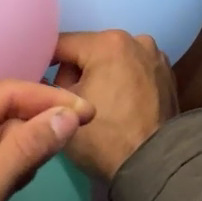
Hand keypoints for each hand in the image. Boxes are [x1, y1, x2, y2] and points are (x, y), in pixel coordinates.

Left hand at [0, 80, 93, 200]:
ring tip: (19, 183)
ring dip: (19, 152)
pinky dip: (6, 165)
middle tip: (57, 155)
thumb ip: (25, 150)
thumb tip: (72, 114)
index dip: (50, 100)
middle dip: (32, 131)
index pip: (5, 93)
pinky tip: (8, 186)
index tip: (89, 112)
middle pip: (3, 111)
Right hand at [51, 30, 178, 180]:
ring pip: (114, 60)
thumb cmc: (103, 135)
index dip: (43, 61)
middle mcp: (137, 40)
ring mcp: (156, 55)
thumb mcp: (62, 109)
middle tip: (67, 102)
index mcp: (109, 42)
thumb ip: (51, 84)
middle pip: (90, 50)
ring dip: (101, 75)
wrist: (154, 160)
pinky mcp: (167, 73)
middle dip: (76, 71)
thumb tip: (50, 78)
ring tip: (95, 106)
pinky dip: (123, 81)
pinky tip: (119, 105)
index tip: (34, 81)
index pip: (62, 43)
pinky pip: (134, 70)